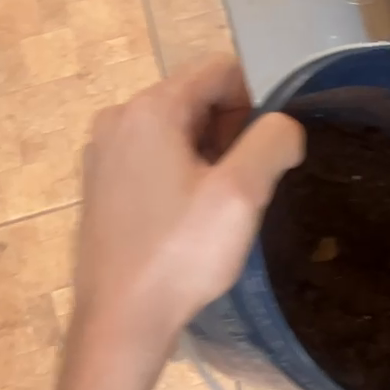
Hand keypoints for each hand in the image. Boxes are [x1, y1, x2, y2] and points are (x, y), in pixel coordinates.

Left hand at [73, 55, 304, 354]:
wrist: (122, 319)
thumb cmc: (182, 254)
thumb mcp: (242, 193)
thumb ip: (273, 143)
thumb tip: (285, 127)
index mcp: (149, 110)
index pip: (220, 70)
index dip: (258, 101)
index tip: (270, 151)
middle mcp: (119, 120)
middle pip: (198, 99)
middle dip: (235, 132)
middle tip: (249, 186)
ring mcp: (105, 154)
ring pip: (180, 131)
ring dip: (214, 157)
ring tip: (224, 208)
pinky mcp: (104, 186)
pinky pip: (159, 159)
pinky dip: (187, 176)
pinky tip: (194, 220)